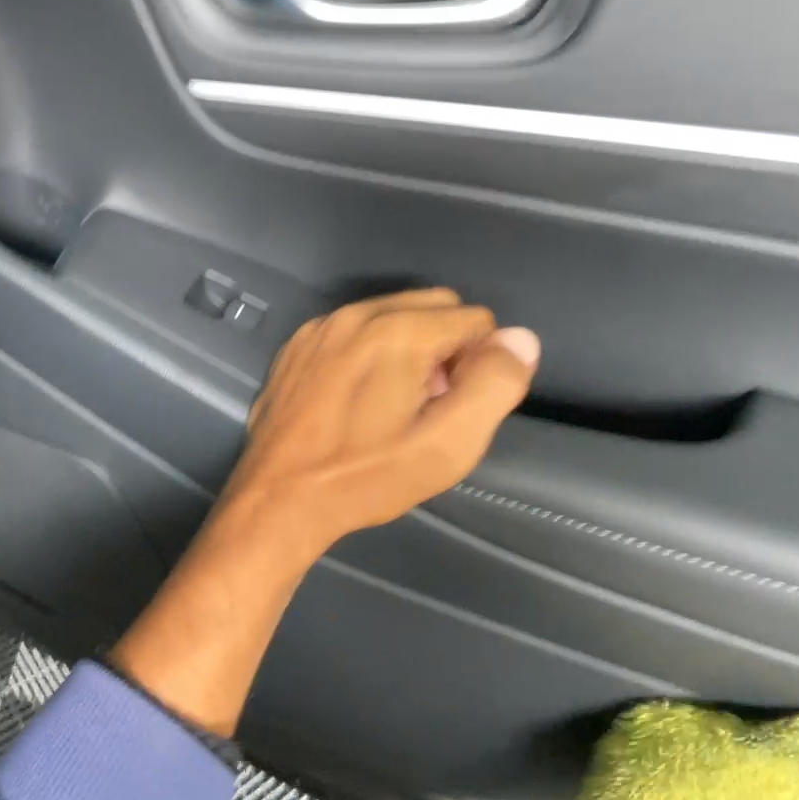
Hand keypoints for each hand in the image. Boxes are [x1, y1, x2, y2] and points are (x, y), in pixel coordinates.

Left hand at [223, 287, 540, 555]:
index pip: (475, 319)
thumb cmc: (367, 474)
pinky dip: (367, 351)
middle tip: (428, 403)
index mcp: (397, 330)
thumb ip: (494, 384)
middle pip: (433, 305)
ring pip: (390, 314)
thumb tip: (519, 338)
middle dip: (446, 346)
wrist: (279, 495)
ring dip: (408, 346)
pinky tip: (355, 400)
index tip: (452, 404)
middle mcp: (355, 314)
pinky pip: (351, 330)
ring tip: (391, 405)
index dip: (479, 363)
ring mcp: (319, 328)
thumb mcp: (448, 444)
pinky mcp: (295, 346)